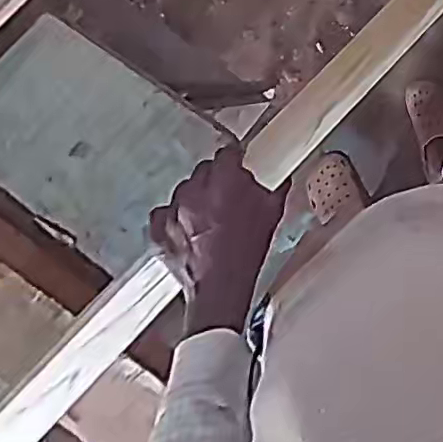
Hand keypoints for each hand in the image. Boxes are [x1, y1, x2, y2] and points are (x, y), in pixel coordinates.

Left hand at [149, 144, 288, 337]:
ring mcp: (174, 209)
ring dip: (197, 197)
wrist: (221, 288)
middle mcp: (195, 190)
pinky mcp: (160, 229)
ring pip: (185, 190)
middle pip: (205, 170)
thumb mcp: (272, 214)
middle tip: (228, 196)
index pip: (227, 153)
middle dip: (216, 179)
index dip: (234, 157)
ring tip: (210, 216)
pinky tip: (188, 227)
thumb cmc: (247, 251)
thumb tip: (282, 180)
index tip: (238, 161)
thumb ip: (276, 189)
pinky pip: (165, 212)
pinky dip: (175, 216)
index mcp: (224, 181)